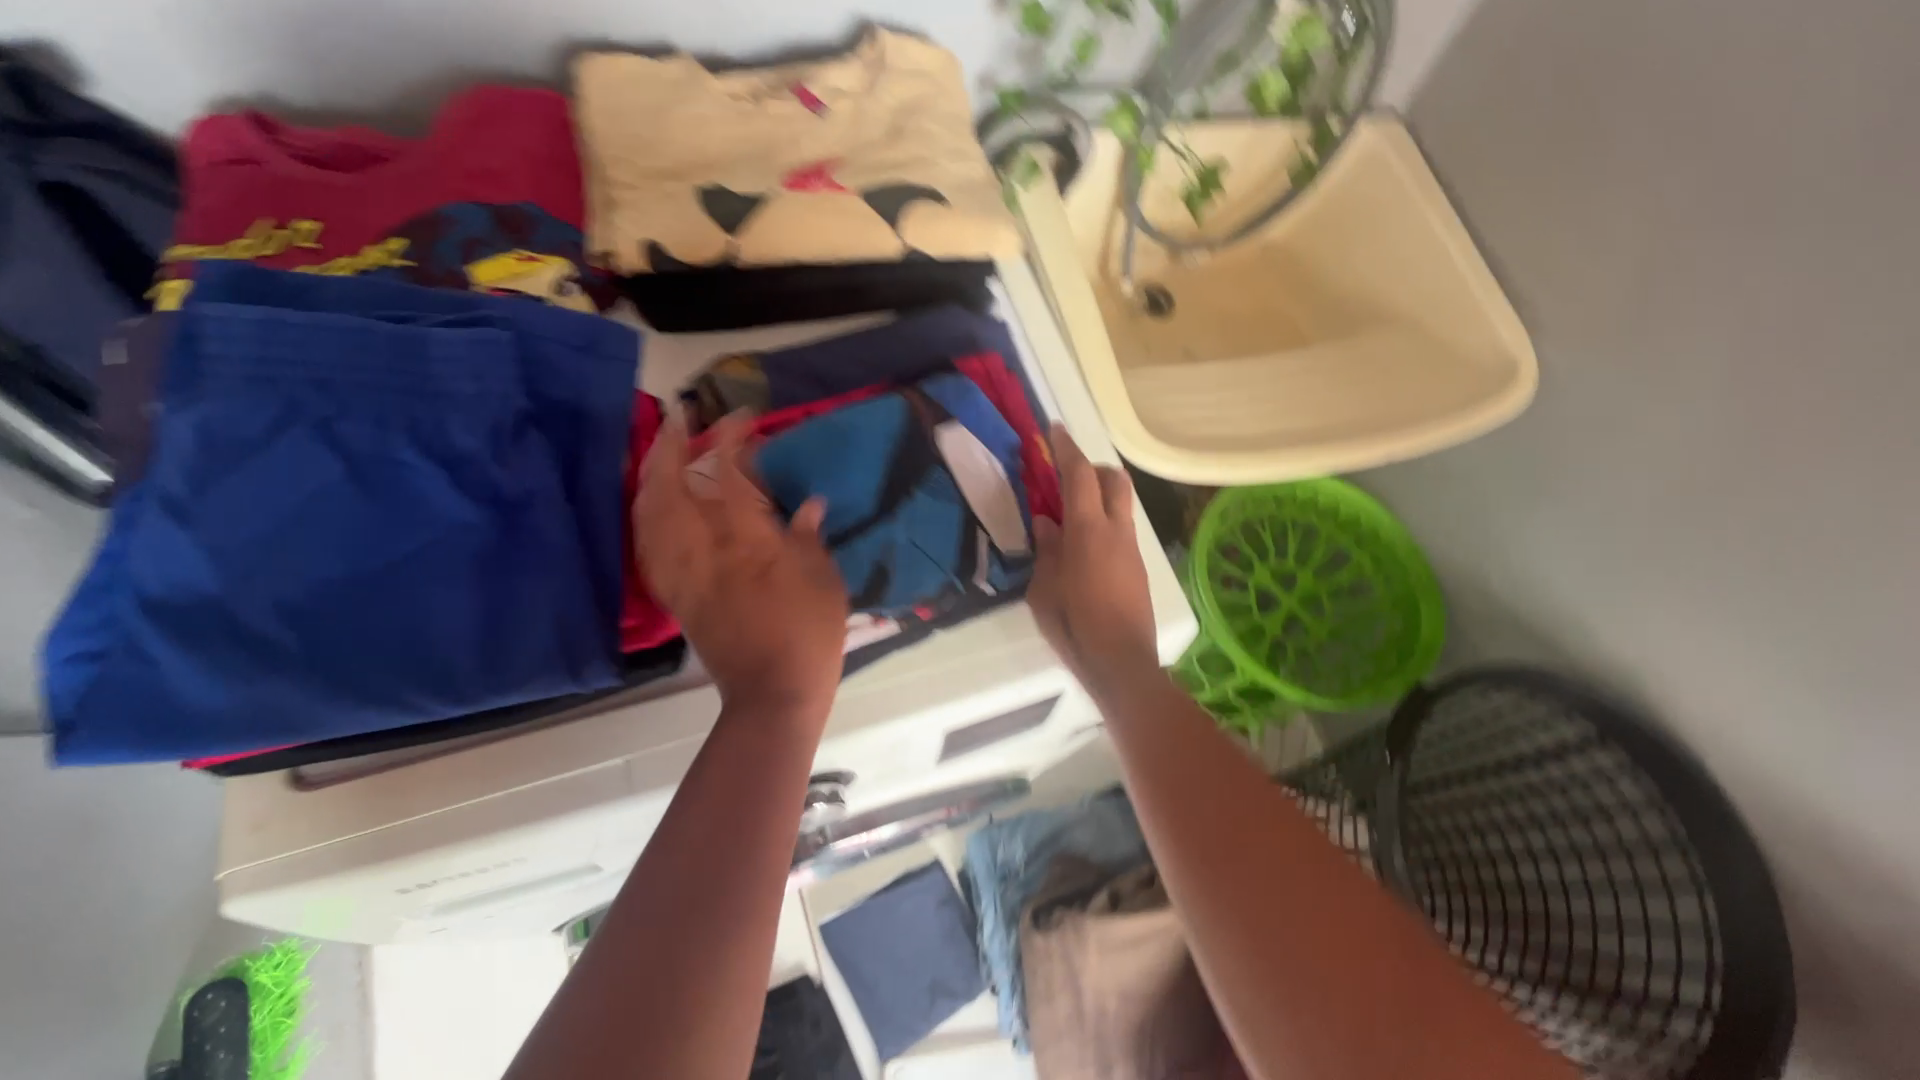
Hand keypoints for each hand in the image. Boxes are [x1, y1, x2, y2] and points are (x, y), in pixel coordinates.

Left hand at [635, 411, 847, 721]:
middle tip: (676, 416)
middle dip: (669, 444)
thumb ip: (808, 537)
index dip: (730, 439)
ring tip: (656, 452)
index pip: (727, 475)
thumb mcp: (823, 580)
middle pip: (670, 486)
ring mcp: (683, 574)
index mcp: (746, 541)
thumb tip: (808, 504)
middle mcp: (704, 550)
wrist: (773, 694)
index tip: (740, 416)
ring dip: (650, 475)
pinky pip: (648, 549)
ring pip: (650, 514)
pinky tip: (650, 507)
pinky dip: (645, 519)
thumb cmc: (809, 636)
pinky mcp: (676, 596)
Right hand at [1028, 425, 1158, 692]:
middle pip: (1113, 480)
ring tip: (1069, 517)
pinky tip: (1082, 549)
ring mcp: (1131, 549)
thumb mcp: (1044, 589)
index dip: (1066, 449)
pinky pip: (1120, 530)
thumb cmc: (1074, 626)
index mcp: (1088, 531)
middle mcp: (1116, 532)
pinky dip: (1102, 523)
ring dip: (1098, 498)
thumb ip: (1047, 550)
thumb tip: (1047, 523)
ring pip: (1120, 505)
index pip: (1079, 476)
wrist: (1121, 662)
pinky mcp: (1137, 568)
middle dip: (1091, 468)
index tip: (1054, 430)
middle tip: (1066, 476)